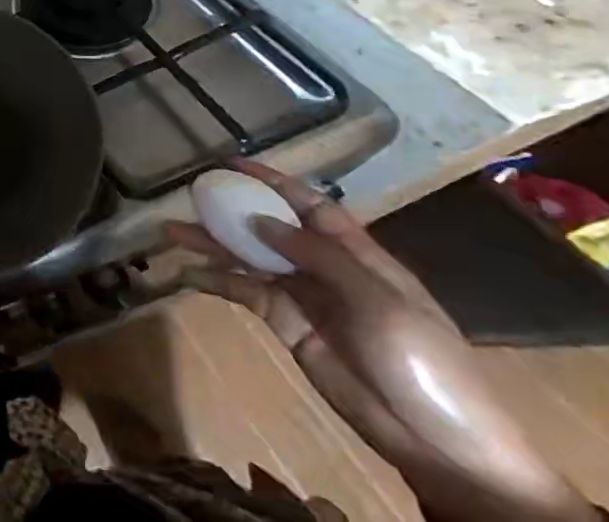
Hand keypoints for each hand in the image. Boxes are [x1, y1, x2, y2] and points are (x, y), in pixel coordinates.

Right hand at [167, 161, 595, 521]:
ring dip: (212, 244)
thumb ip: (318, 256)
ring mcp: (303, 298)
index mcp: (357, 253)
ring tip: (170, 231)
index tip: (233, 164)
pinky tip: (186, 275)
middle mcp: (324, 268)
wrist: (438, 444)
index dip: (273, 182)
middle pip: (269, 228)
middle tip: (189, 195)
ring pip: (248, 259)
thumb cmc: (422, 361)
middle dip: (231, 210)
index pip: (309, 205)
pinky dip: (215, 283)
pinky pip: (245, 295)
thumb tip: (260, 220)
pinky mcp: (286, 326)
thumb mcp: (377, 300)